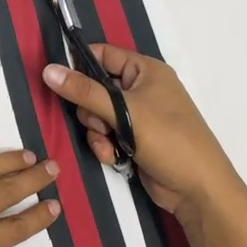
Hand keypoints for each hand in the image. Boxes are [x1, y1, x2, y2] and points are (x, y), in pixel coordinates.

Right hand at [42, 45, 241, 219]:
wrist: (200, 192)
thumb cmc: (168, 140)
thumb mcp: (124, 112)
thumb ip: (84, 91)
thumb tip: (47, 70)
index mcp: (146, 70)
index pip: (102, 54)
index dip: (79, 65)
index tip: (59, 80)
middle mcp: (142, 89)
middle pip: (95, 86)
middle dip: (90, 109)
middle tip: (98, 122)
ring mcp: (139, 115)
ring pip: (97, 113)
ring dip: (97, 131)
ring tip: (109, 146)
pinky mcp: (135, 139)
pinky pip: (107, 133)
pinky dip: (105, 144)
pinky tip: (113, 158)